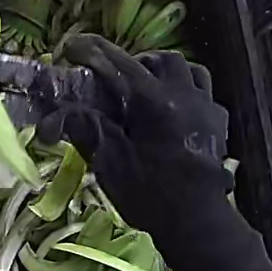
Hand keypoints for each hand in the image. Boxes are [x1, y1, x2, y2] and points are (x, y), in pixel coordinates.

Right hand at [40, 34, 271, 270]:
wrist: (197, 223)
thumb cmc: (150, 194)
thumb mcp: (109, 162)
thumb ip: (84, 130)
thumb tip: (52, 119)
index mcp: (154, 101)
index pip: (117, 63)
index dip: (90, 51)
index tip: (70, 47)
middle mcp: (184, 95)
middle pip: (160, 60)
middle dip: (135, 63)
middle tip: (115, 80)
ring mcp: (207, 108)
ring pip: (189, 71)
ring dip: (166, 74)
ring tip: (148, 91)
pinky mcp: (219, 125)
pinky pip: (205, 95)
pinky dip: (187, 94)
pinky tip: (175, 113)